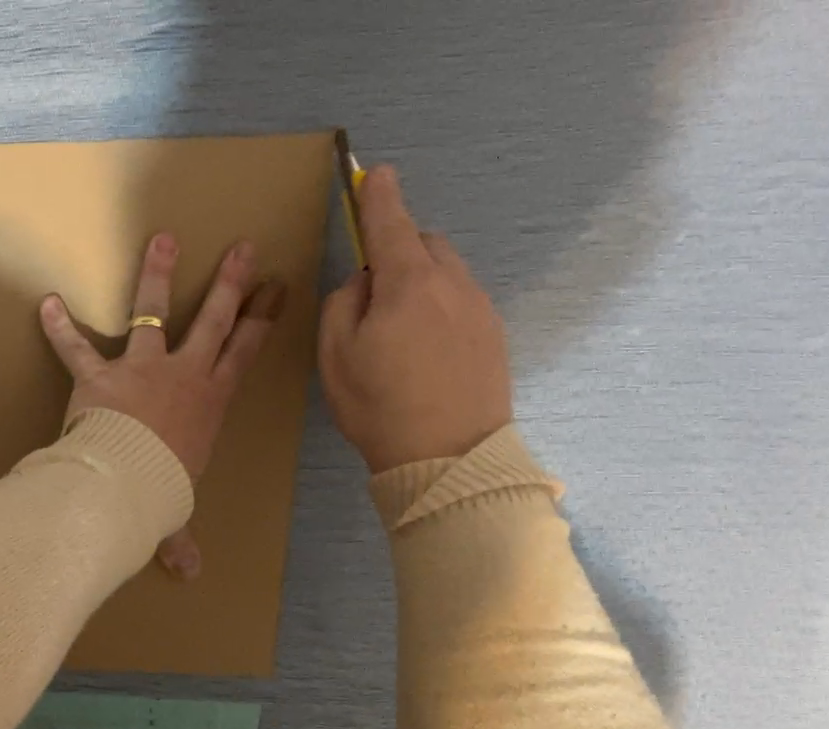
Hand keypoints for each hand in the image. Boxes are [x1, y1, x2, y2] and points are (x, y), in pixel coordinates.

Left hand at [39, 232, 284, 579]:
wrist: (124, 487)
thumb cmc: (157, 497)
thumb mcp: (173, 514)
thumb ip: (178, 540)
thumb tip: (190, 576)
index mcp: (209, 402)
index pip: (244, 354)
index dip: (262, 320)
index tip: (278, 287)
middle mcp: (181, 376)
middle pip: (213, 320)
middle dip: (230, 282)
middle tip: (242, 248)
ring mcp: (140, 370)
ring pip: (151, 312)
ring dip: (155, 275)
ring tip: (160, 238)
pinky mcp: (98, 375)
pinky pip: (75, 347)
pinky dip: (58, 328)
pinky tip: (45, 302)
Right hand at [319, 166, 513, 473]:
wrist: (446, 455)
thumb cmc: (377, 404)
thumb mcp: (335, 354)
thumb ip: (343, 303)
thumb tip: (364, 280)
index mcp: (407, 283)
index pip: (391, 224)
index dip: (378, 197)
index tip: (372, 173)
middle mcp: (451, 284)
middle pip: (423, 244)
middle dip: (397, 250)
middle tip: (369, 293)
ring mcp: (479, 308)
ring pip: (444, 272)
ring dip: (418, 281)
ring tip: (394, 329)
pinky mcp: (493, 334)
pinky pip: (459, 300)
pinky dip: (436, 306)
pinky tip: (420, 349)